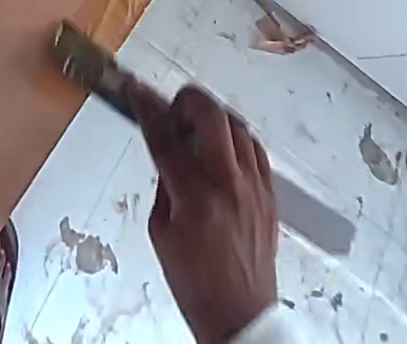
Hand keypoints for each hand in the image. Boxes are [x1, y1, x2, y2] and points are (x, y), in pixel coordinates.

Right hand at [128, 85, 276, 343]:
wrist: (241, 316)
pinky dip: (236, 138)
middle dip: (187, 100)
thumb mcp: (160, 231)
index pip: (164, 136)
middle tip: (175, 108)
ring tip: (197, 128)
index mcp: (194, 196)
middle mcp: (228, 184)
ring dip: (212, 117)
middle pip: (210, 114)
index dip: (147, 106)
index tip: (136, 89)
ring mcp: (253, 186)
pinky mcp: (270, 194)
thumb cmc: (196, 283)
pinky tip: (224, 147)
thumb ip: (164, 182)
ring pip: (236, 124)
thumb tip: (166, 146)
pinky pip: (255, 148)